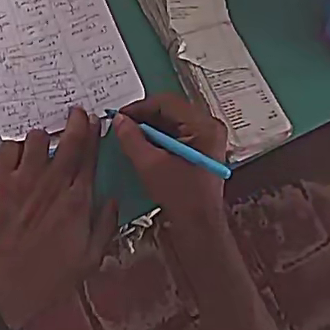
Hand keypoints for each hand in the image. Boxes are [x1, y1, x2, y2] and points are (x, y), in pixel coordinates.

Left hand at [0, 108, 118, 329]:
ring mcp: (24, 180)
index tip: (95, 122)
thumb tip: (111, 201)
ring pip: (37, 138)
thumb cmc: (46, 277)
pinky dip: (14, 147)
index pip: (90, 156)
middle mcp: (53, 184)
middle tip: (77, 113)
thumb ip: (105, 226)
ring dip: (42, 137)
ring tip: (43, 143)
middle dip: (76, 121)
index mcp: (77, 201)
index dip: (94, 134)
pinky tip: (17, 156)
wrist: (1, 286)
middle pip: (68, 139)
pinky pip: (8, 149)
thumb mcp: (89, 259)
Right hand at [114, 94, 228, 224]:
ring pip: (173, 120)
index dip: (140, 107)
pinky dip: (159, 136)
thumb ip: (133, 139)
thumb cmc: (179, 196)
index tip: (120, 116)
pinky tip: (143, 145)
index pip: (168, 103)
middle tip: (123, 125)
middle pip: (171, 109)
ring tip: (129, 135)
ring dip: (150, 126)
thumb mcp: (151, 166)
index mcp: (204, 126)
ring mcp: (208, 137)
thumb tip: (119, 119)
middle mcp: (210, 127)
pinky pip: (177, 132)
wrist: (199, 226)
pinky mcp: (202, 148)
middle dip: (145, 116)